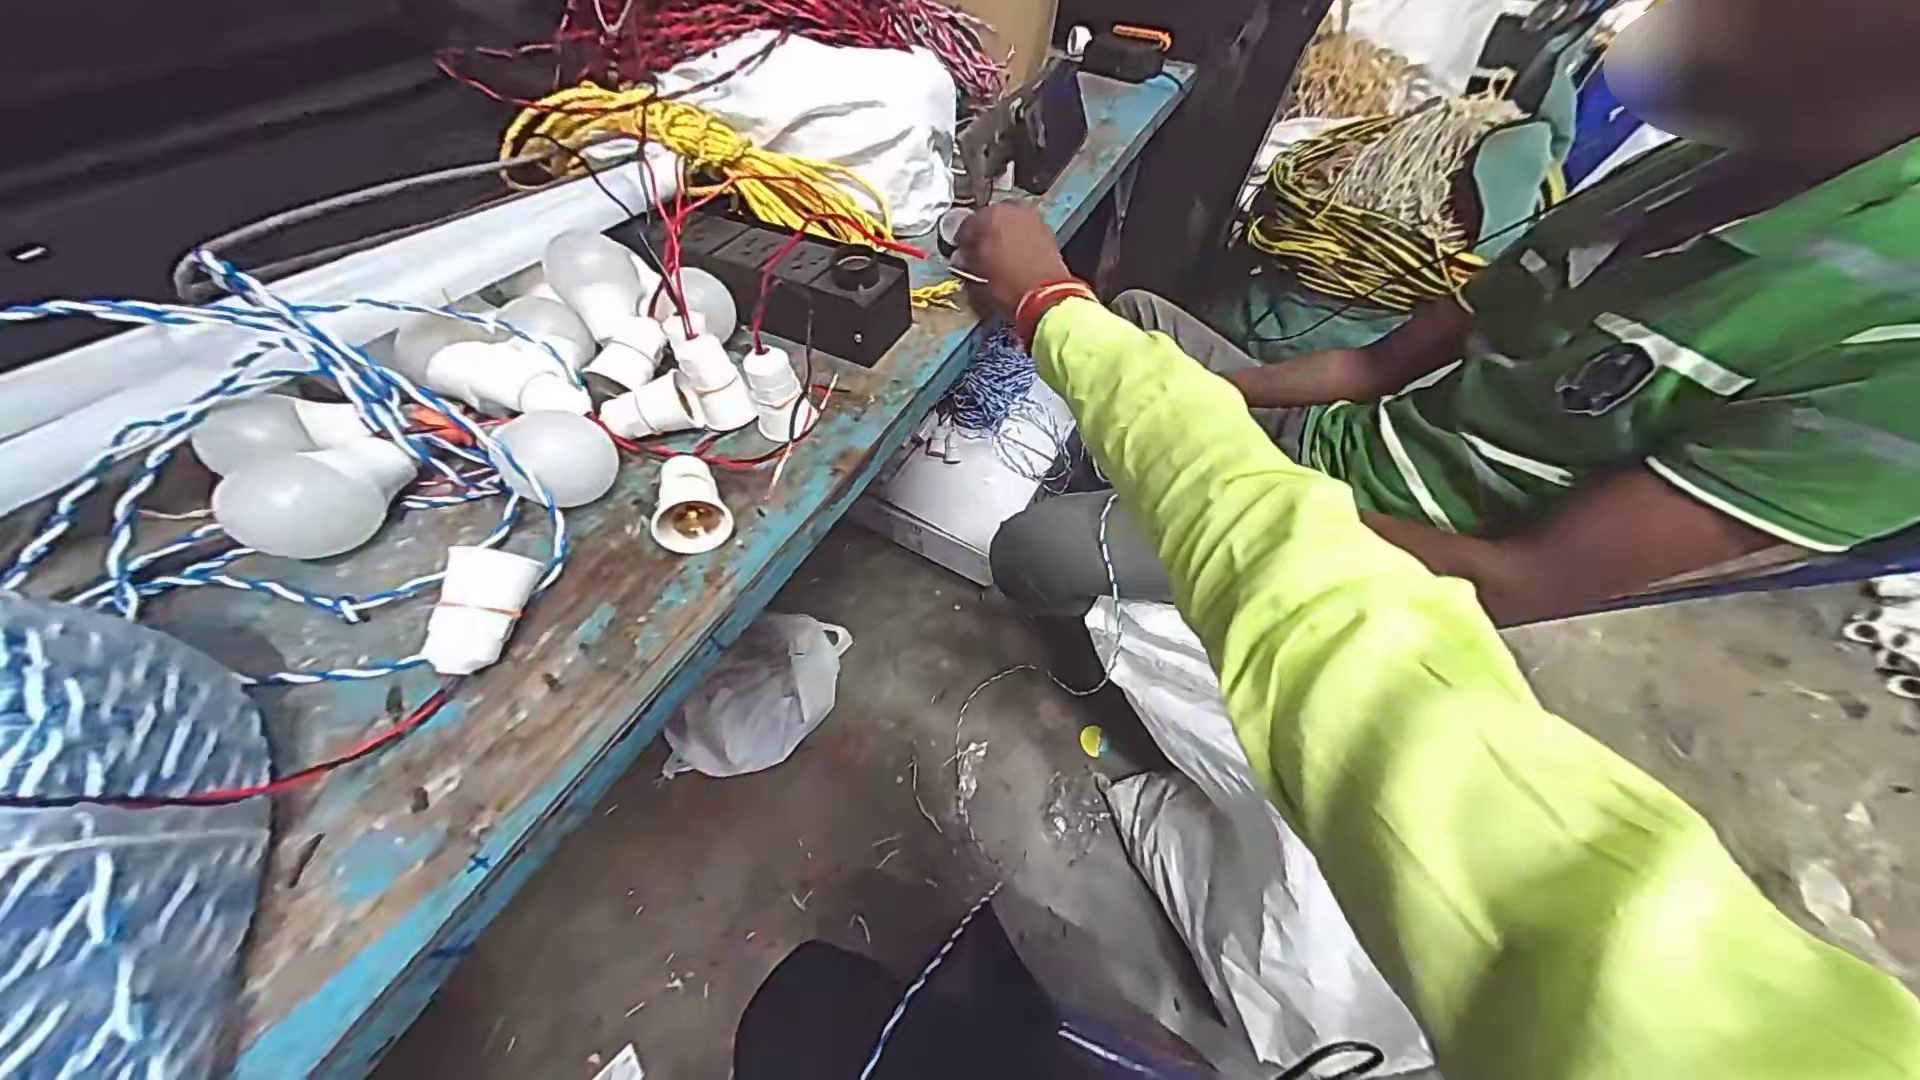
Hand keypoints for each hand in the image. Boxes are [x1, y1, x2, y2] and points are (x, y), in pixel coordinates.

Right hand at [953, 202, 1071, 317]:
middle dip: (983, 234)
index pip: (966, 224)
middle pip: (990, 218)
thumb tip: (961, 257)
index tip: (961, 253)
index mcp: (989, 216)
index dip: (961, 241)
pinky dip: (1018, 239)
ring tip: (998, 256)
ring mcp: (1031, 217)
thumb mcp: (979, 276)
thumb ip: (967, 261)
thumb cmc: (1008, 286)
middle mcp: (1011, 209)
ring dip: (1001, 235)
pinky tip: (1015, 257)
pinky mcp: (1046, 230)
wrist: (1046, 296)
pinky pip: (1024, 230)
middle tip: (979, 253)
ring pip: (1009, 222)